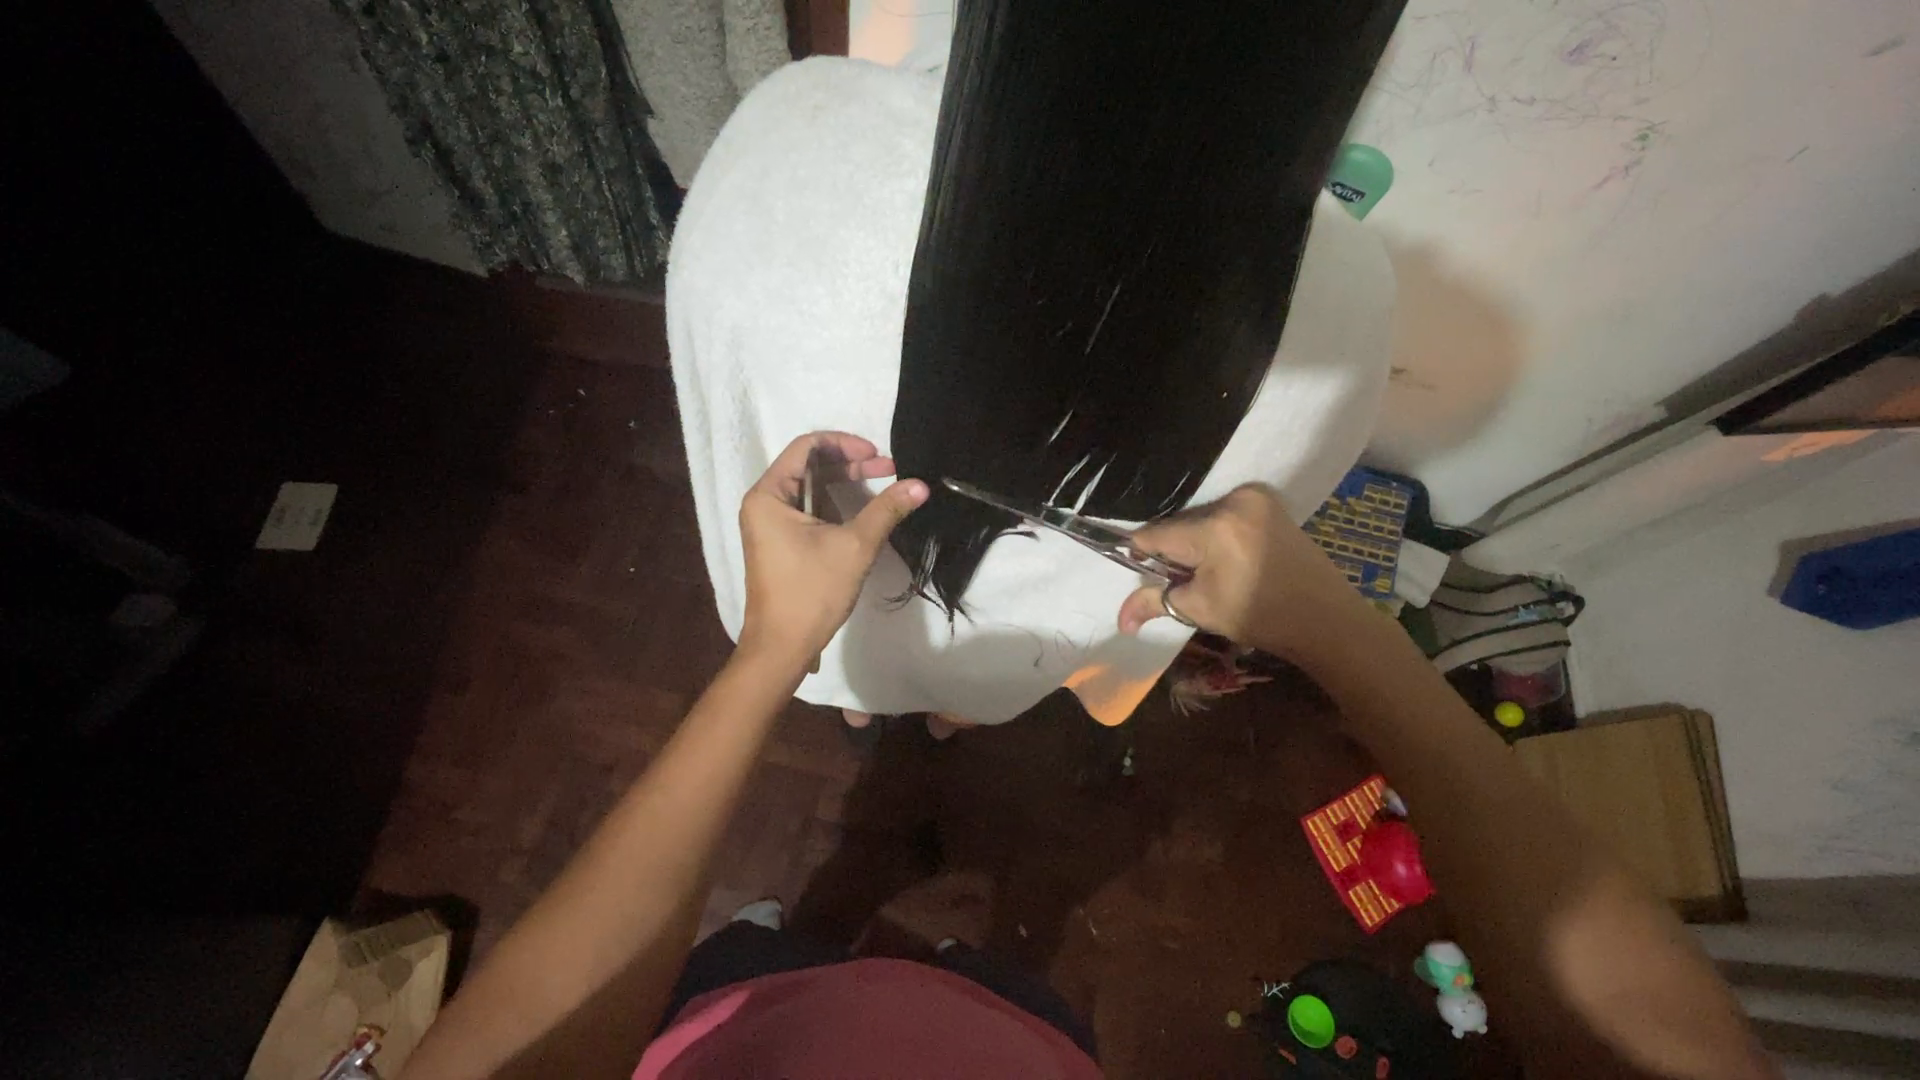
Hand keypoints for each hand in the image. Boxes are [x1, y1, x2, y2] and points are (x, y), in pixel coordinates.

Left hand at [738, 432, 928, 666]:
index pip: (806, 447)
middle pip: (809, 466)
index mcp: (768, 495)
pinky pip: (809, 510)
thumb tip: (920, 485)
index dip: (845, 444)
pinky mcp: (781, 542)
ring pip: (811, 489)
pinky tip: (865, 512)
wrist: (782, 646)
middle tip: (890, 470)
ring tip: (885, 488)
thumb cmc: (811, 592)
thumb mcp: (854, 547)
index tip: (877, 455)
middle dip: (850, 465)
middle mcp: (764, 503)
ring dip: (846, 485)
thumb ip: (886, 510)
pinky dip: (836, 505)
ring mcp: (770, 524)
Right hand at [1116, 484, 1375, 666]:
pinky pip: (1225, 514)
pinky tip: (1232, 560)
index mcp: (1214, 527)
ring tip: (1213, 573)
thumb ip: (1154, 602)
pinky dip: (1218, 534)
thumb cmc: (1260, 617)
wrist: (1325, 619)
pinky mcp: (1268, 501)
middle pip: (1179, 524)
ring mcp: (1255, 497)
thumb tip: (1121, 621)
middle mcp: (1233, 500)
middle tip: (1186, 581)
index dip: (1142, 555)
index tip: (1142, 573)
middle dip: (1174, 551)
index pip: (1156, 534)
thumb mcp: (1200, 610)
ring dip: (1196, 542)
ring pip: (1201, 519)